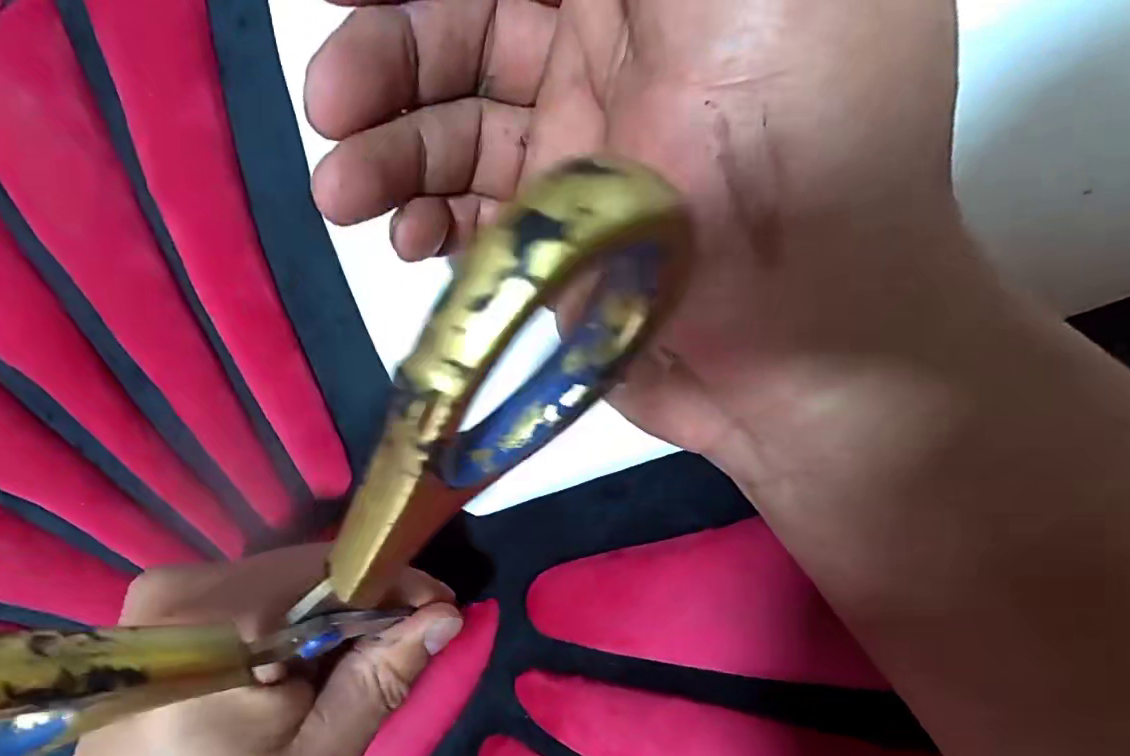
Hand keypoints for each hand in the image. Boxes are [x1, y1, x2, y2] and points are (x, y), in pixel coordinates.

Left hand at [11, 546, 461, 755]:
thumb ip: (379, 682)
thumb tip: (444, 616)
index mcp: (220, 624)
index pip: (333, 570)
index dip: (395, 584)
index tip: (440, 612)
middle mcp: (182, 583)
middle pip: (304, 570)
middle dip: (360, 604)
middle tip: (391, 657)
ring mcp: (161, 585)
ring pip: (279, 577)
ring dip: (323, 613)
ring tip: (336, 674)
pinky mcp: (156, 599)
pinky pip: (248, 589)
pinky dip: (285, 617)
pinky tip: (287, 667)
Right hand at [306, 0, 1002, 474]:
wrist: (802, 348)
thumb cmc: (799, 156)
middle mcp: (605, 57)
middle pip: (462, 34)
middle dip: (384, 61)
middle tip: (327, 104)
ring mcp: (570, 161)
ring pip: (449, 133)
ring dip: (385, 157)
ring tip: (340, 194)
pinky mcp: (550, 246)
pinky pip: (464, 220)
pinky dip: (423, 224)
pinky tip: (405, 240)